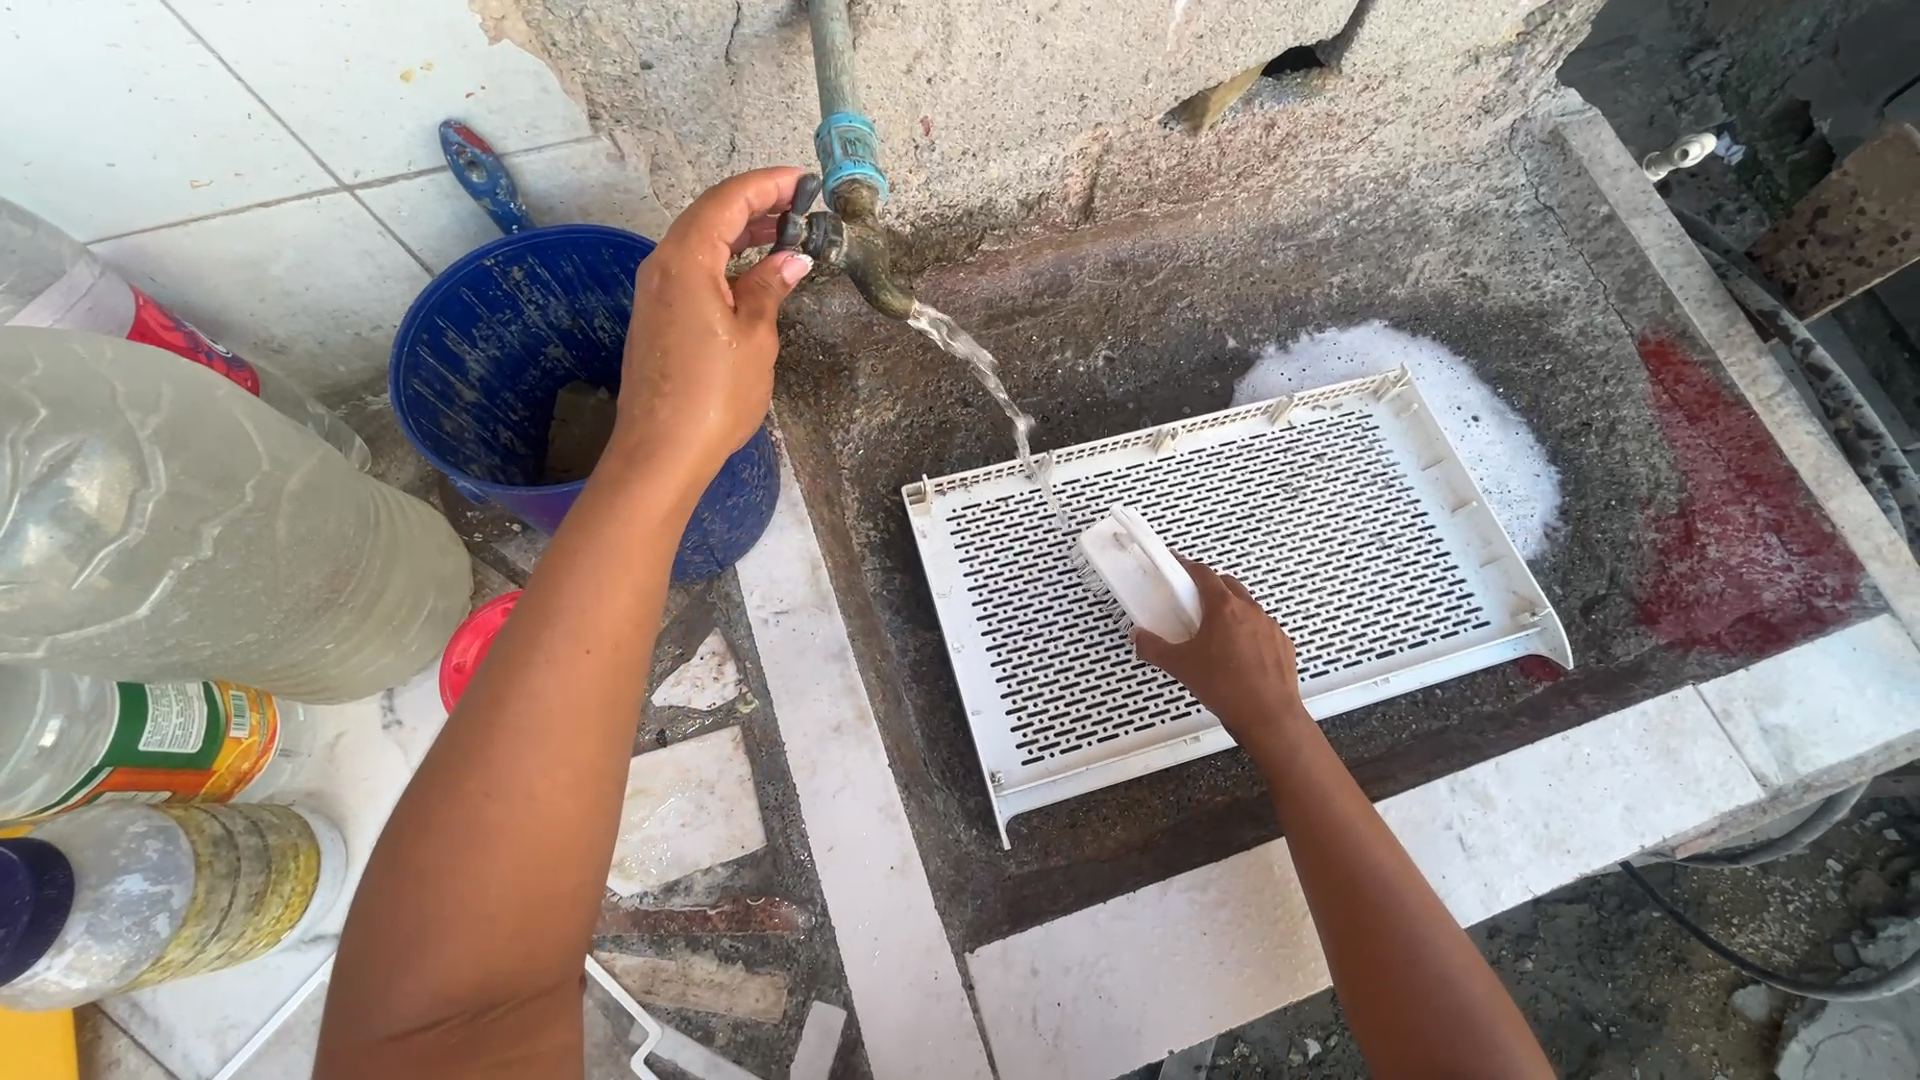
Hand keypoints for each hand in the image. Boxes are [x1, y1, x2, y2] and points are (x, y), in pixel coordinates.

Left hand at [616, 166, 813, 487]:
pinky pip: (693, 270)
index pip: (727, 201)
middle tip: (800, 207)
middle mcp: (662, 265)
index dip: (767, 185)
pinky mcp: (658, 316)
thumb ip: (770, 289)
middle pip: (709, 216)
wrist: (662, 449)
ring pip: (699, 243)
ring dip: (740, 233)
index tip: (803, 180)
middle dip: (755, 205)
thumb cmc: (714, 396)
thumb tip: (791, 259)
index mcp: (685, 261)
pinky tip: (753, 274)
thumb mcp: (755, 338)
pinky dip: (725, 261)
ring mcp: (656, 292)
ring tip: (784, 234)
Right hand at [1134, 558, 1310, 750]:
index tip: (1180, 565)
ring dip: (1231, 610)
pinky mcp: (1282, 645)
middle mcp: (1250, 612)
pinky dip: (1249, 633)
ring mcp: (1270, 627)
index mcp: (1223, 609)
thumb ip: (1153, 647)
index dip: (1188, 566)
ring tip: (1215, 632)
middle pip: (1228, 584)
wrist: (1267, 716)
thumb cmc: (1229, 689)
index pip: (1204, 574)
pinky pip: (1263, 629)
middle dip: (1210, 587)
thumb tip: (1140, 638)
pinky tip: (1237, 653)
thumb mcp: (1179, 666)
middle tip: (1194, 600)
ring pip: (1248, 606)